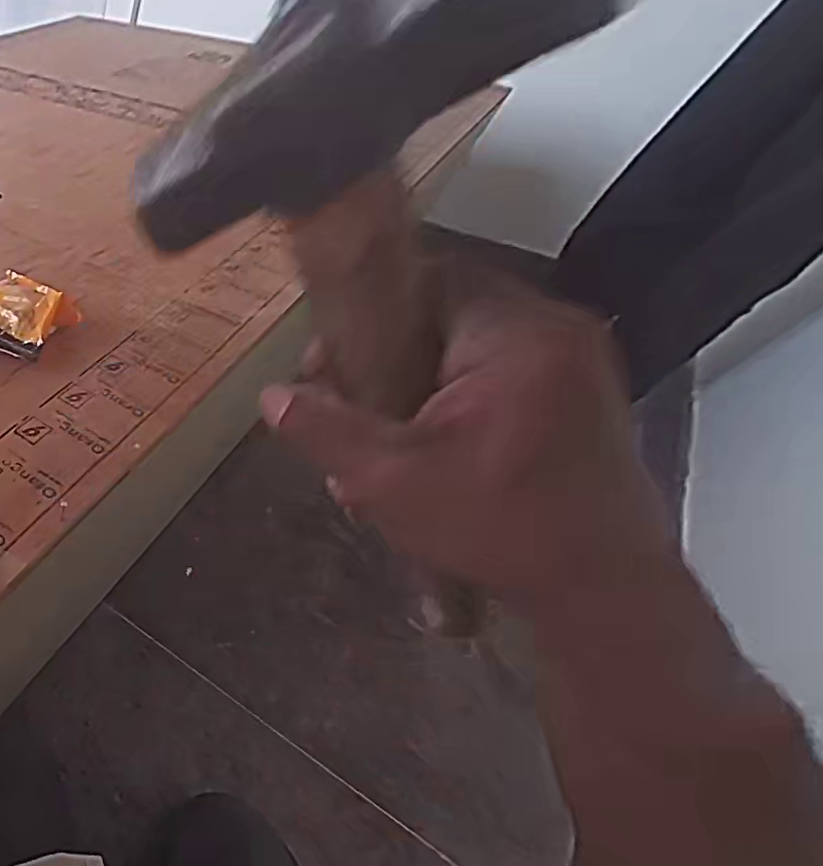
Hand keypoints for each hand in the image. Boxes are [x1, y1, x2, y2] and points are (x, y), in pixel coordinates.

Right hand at [260, 262, 674, 607]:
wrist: (595, 586)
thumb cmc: (493, 524)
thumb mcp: (385, 478)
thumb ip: (323, 429)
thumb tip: (270, 395)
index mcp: (517, 339)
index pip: (431, 280)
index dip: (365, 316)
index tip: (324, 368)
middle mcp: (554, 335)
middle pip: (439, 314)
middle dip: (376, 361)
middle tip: (339, 412)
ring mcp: (568, 365)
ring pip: (454, 349)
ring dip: (401, 388)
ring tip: (370, 445)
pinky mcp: (565, 397)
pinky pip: (481, 375)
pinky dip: (435, 403)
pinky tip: (410, 453)